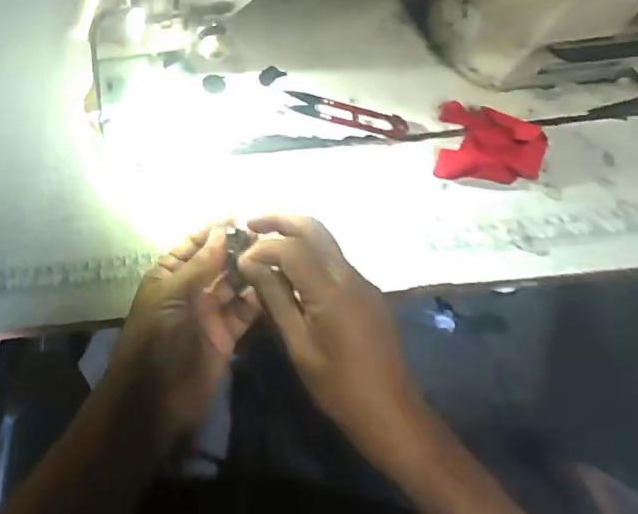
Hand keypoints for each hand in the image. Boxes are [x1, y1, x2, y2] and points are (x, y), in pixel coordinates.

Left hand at [103, 225, 261, 443]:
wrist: (156, 397)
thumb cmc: (156, 337)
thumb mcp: (172, 295)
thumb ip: (199, 266)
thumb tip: (221, 232)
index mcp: (169, 273)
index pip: (194, 244)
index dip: (213, 230)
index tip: (239, 215)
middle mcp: (190, 288)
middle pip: (217, 262)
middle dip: (237, 248)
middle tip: (267, 236)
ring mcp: (209, 312)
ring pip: (234, 285)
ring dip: (250, 271)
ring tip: (277, 255)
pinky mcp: (226, 336)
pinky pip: (245, 312)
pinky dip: (258, 300)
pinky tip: (276, 286)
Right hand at [236, 215, 416, 447]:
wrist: (395, 416)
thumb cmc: (340, 388)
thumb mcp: (298, 346)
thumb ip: (274, 297)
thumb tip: (249, 263)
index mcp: (331, 292)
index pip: (290, 247)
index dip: (261, 248)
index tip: (242, 262)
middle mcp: (350, 277)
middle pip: (313, 228)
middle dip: (279, 220)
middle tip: (250, 225)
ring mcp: (362, 282)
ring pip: (325, 241)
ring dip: (294, 235)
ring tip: (265, 246)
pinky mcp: (368, 292)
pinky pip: (333, 260)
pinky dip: (309, 254)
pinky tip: (291, 273)